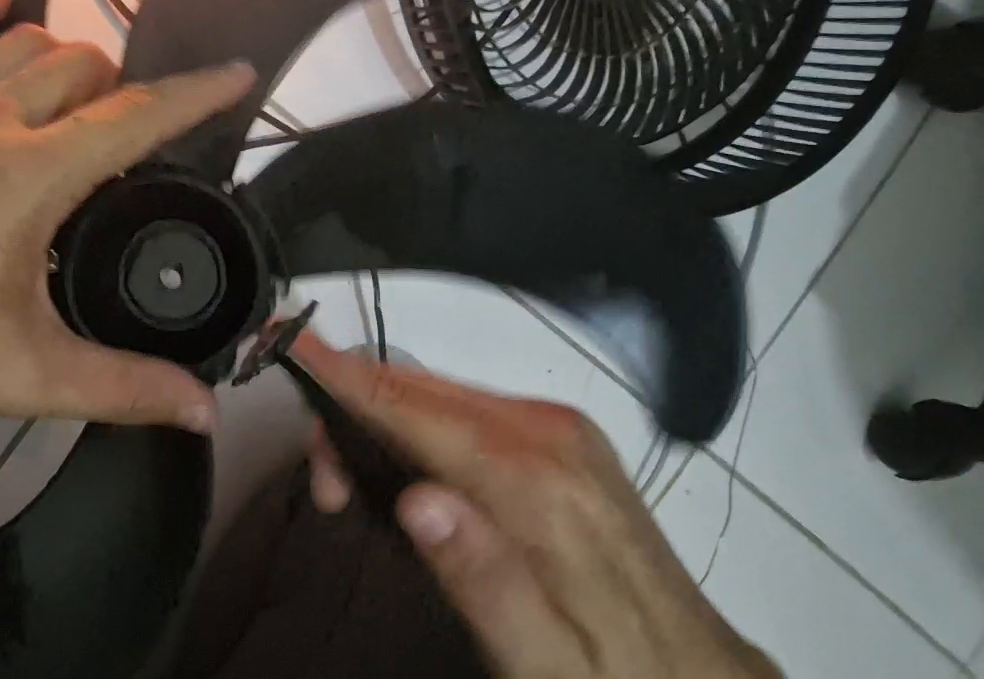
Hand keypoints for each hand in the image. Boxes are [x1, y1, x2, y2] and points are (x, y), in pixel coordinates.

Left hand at [0, 0, 253, 430]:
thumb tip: (204, 410)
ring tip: (81, 101)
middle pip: (85, 67)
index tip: (237, 75)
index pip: (136, 115)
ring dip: (67, 59)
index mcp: (32, 174)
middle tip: (131, 141)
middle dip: (123, 91)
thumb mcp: (27, 373)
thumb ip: (122, 386)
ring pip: (27, 42)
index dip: (197, 92)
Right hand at [295, 334, 782, 678]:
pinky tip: (403, 468)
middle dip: (349, 412)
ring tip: (353, 488)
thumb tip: (417, 499)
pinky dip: (412, 423)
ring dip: (377, 421)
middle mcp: (546, 432)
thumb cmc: (610, 674)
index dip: (340, 374)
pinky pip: (458, 407)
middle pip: (415, 392)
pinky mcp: (555, 435)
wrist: (700, 677)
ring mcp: (554, 428)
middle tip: (326, 487)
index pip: (412, 407)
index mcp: (537, 482)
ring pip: (432, 394)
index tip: (284, 337)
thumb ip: (484, 581)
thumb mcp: (548, 663)